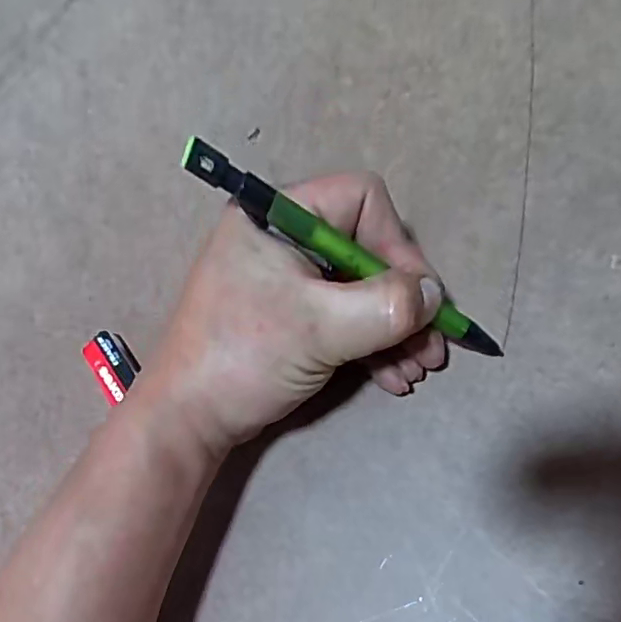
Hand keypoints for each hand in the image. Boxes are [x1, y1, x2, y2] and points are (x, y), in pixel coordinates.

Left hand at [138, 172, 449, 451]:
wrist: (187, 419)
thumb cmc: (242, 359)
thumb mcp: (319, 327)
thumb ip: (386, 305)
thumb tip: (433, 294)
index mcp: (275, 218)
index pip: (360, 202)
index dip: (396, 247)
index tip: (417, 298)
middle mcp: (281, 243)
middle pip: (365, 253)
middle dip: (403, 303)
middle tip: (432, 348)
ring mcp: (284, 285)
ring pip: (357, 294)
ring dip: (393, 333)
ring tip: (416, 372)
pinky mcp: (287, 322)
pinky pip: (341, 321)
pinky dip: (370, 347)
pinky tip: (393, 378)